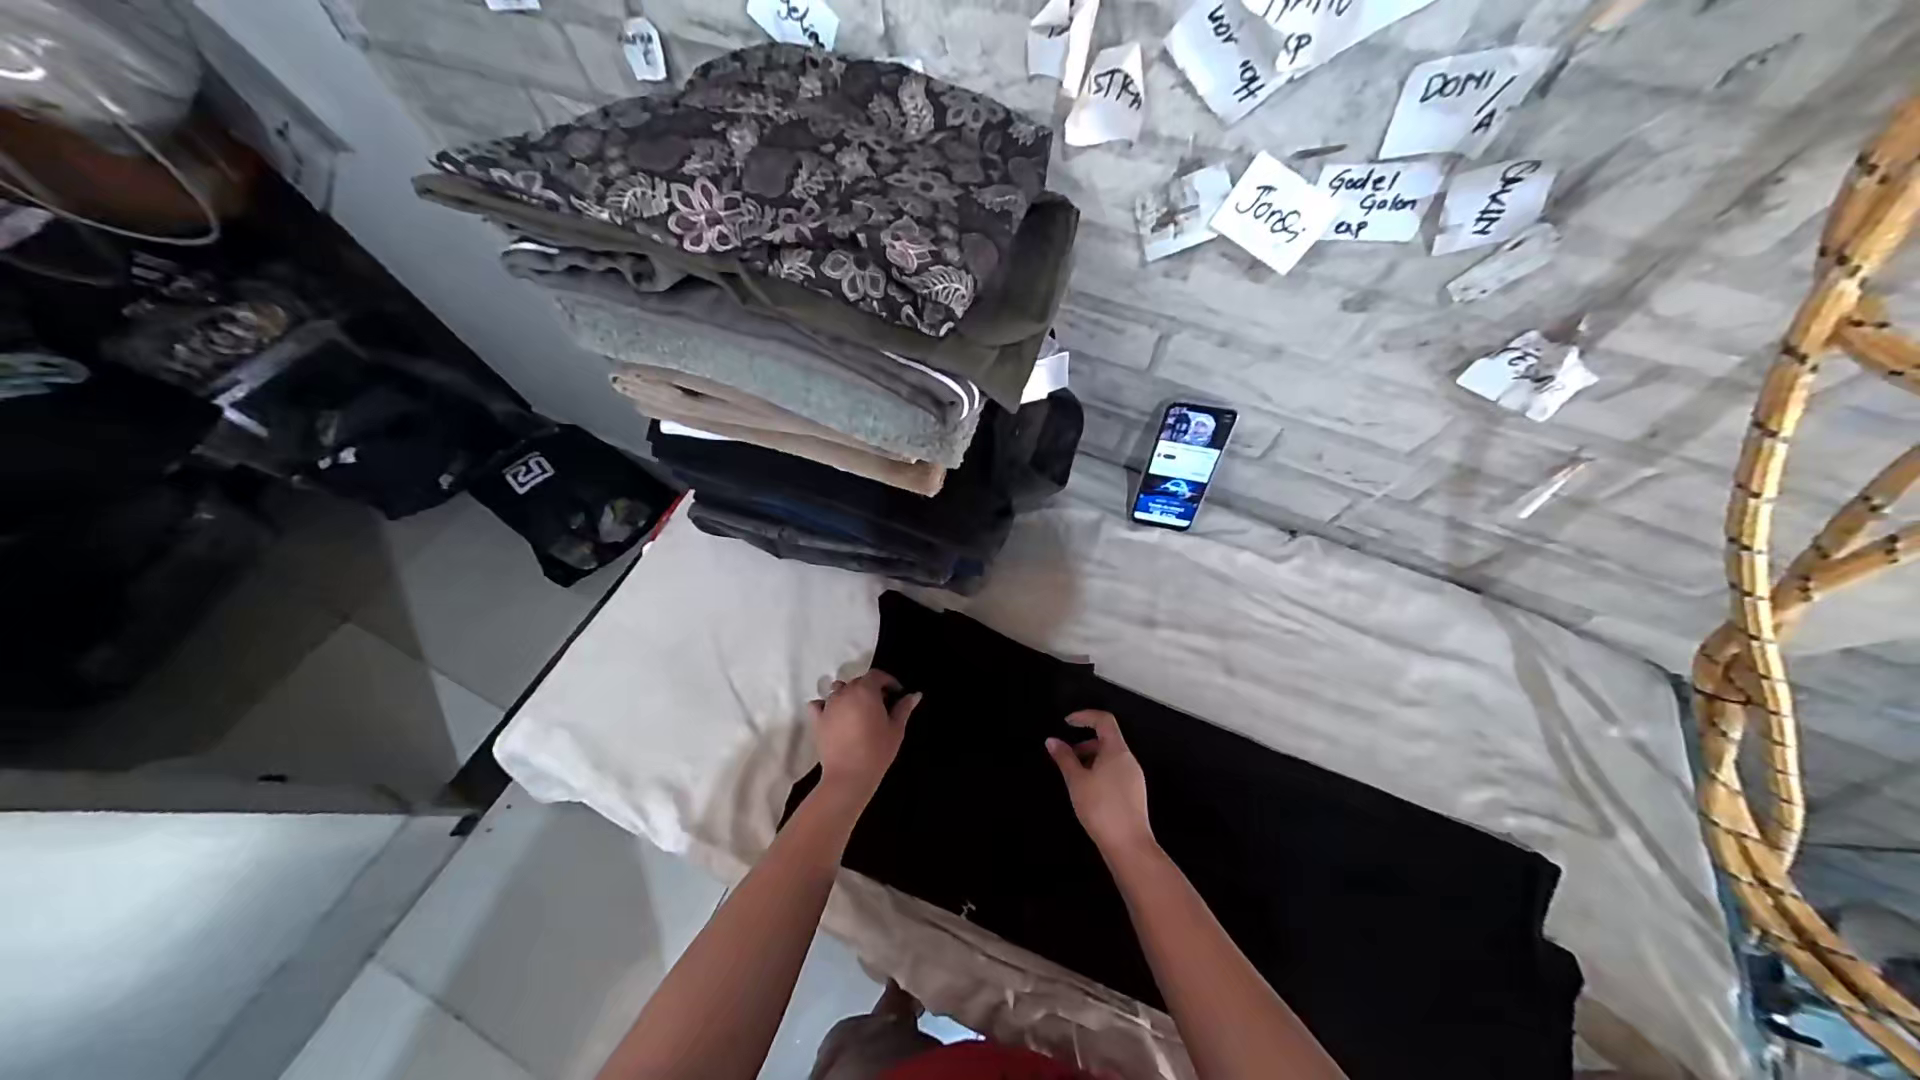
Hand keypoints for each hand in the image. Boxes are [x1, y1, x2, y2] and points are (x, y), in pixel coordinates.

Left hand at [810, 670, 919, 801]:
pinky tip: (834, 715)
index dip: (888, 681)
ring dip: (850, 695)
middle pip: (858, 681)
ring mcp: (828, 705)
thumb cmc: (877, 750)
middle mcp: (845, 692)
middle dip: (871, 688)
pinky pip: (819, 704)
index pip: (877, 675)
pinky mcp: (817, 719)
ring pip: (839, 690)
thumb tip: (916, 694)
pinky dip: (826, 705)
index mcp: (866, 690)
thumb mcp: (896, 728)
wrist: (849, 775)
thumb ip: (904, 707)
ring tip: (859, 712)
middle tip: (882, 706)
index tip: (896, 694)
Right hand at [1046, 710, 1154, 857]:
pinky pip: (1116, 772)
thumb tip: (1052, 741)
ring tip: (1075, 778)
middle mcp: (1129, 760)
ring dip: (1091, 760)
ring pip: (1111, 758)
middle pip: (1107, 740)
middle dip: (1084, 744)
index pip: (1104, 720)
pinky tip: (1089, 792)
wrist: (1129, 845)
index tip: (1067, 722)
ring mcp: (1135, 777)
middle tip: (1066, 757)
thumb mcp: (1076, 781)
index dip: (1085, 716)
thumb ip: (1064, 758)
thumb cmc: (1101, 807)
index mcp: (1117, 751)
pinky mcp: (1135, 793)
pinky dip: (1100, 772)